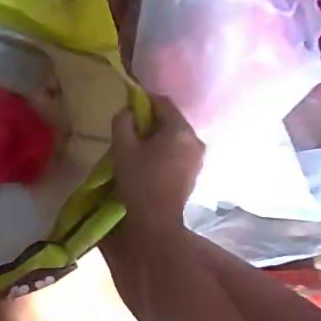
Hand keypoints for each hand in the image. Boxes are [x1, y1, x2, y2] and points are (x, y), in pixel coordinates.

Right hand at [111, 99, 204, 231]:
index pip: (163, 102)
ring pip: (175, 137)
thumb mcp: (122, 148)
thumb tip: (127, 112)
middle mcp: (195, 139)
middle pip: (171, 120)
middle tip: (129, 130)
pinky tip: (149, 163)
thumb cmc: (138, 180)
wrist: (155, 220)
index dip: (143, 100)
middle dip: (150, 121)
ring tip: (137, 149)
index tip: (127, 106)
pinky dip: (164, 151)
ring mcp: (198, 158)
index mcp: (180, 130)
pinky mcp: (194, 173)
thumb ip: (122, 122)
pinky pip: (178, 152)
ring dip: (157, 138)